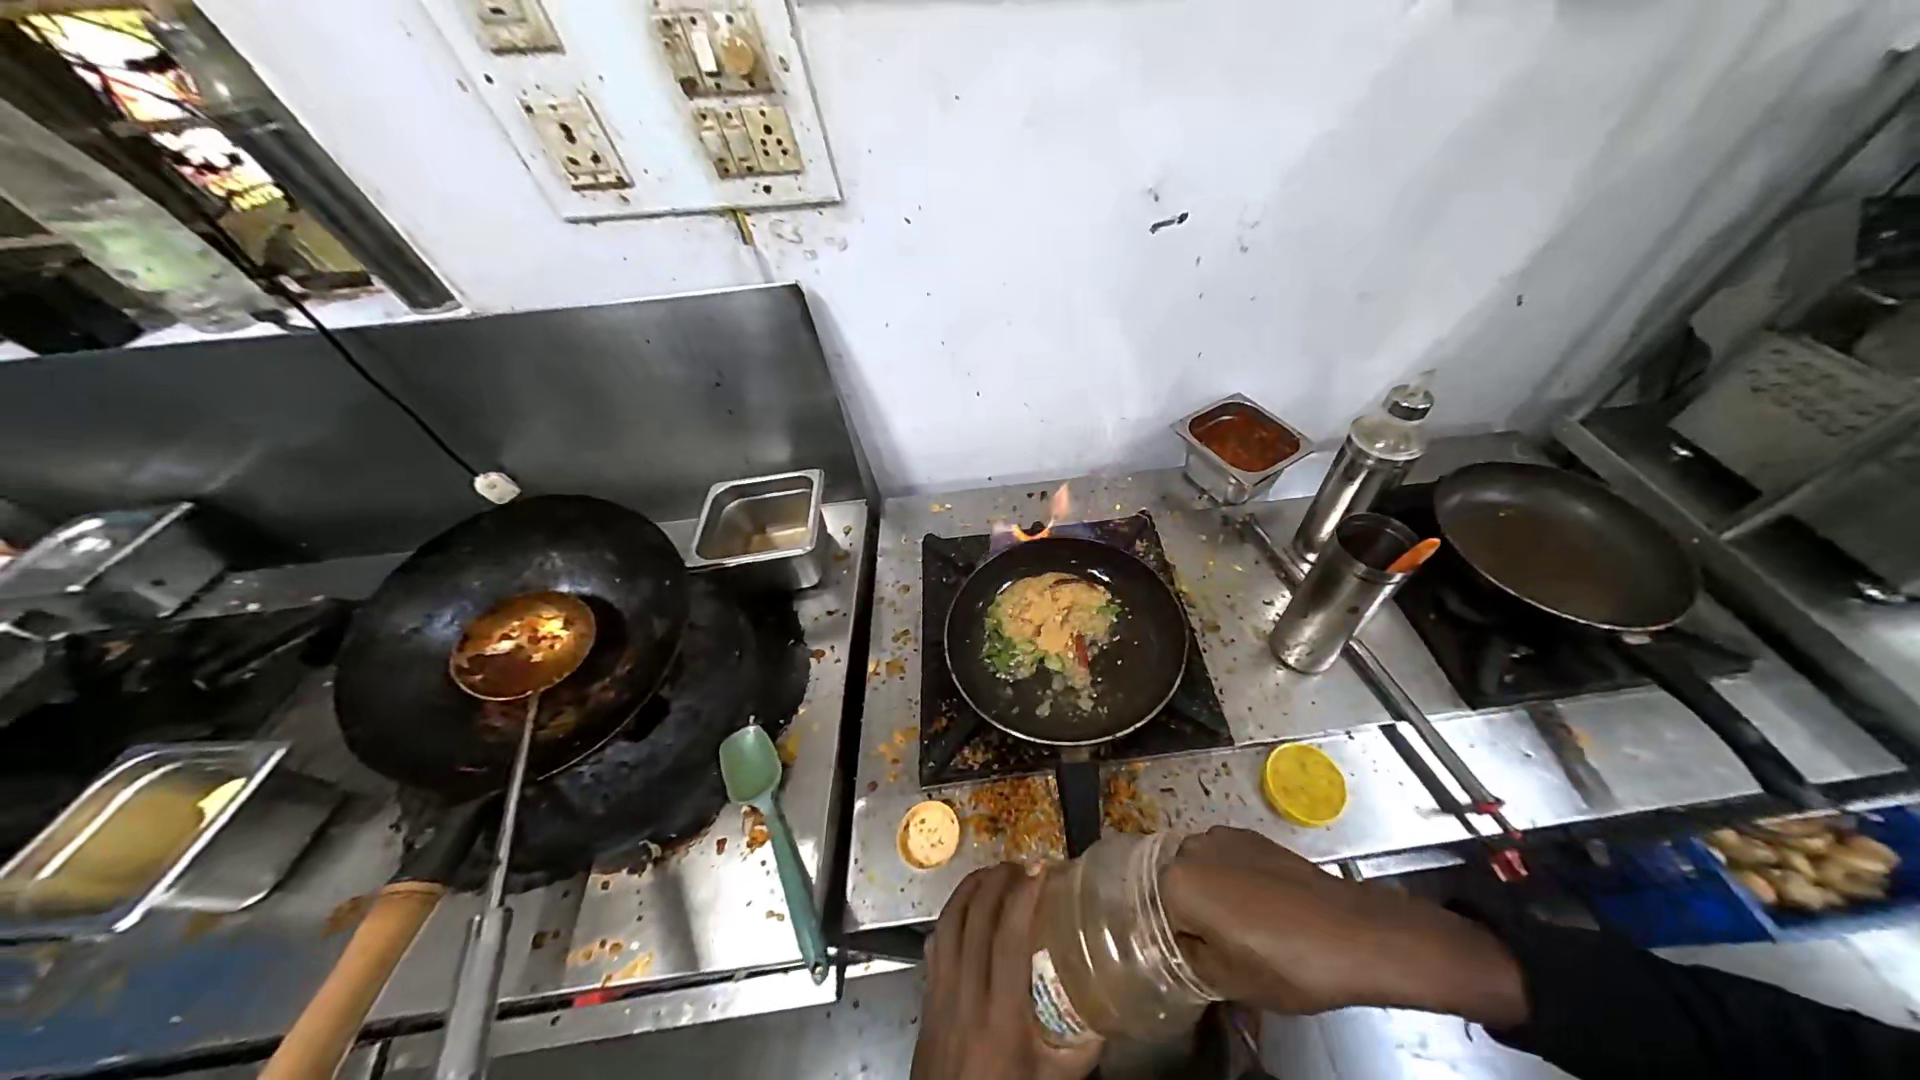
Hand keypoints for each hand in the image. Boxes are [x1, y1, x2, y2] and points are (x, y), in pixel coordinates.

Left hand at [912, 863, 1101, 1079]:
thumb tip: (1109, 1005)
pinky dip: (950, 915)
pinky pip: (934, 943)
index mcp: (1000, 1017)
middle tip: (1019, 865)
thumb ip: (1082, 1045)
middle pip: (974, 919)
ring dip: (969, 889)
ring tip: (992, 874)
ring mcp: (939, 992)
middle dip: (996, 881)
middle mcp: (965, 995)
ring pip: (948, 922)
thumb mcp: (1052, 1079)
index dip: (1022, 897)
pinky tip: (965, 908)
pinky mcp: (926, 995)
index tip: (1039, 870)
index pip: (1007, 939)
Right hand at [1163, 826, 1528, 1026]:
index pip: (1156, 916)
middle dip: (1193, 910)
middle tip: (1222, 944)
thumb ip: (1188, 957)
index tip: (1201, 957)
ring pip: (1202, 870)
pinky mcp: (1253, 835)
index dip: (1178, 940)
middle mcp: (1191, 847)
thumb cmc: (1287, 963)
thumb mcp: (1227, 981)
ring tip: (1247, 925)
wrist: (1354, 933)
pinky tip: (1264, 906)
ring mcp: (1223, 836)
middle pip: (1176, 886)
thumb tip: (1181, 943)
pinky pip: (1228, 859)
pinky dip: (1237, 878)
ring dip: (1215, 892)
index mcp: (1176, 882)